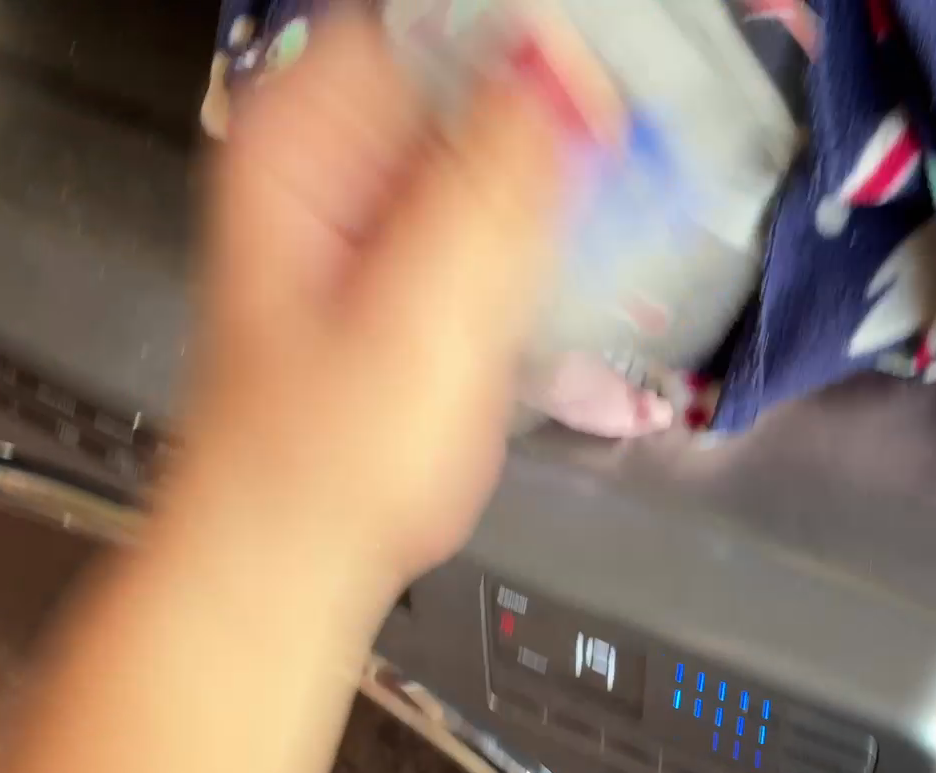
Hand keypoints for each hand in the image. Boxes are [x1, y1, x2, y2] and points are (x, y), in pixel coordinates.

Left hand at [169, 14, 566, 601]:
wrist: (300, 557)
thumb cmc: (333, 460)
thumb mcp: (425, 314)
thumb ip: (498, 183)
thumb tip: (565, 66)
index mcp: (306, 141)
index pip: (431, 23)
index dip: (526, 40)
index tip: (611, 78)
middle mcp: (335, 169)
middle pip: (464, 79)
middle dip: (552, 108)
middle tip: (635, 144)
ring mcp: (376, 227)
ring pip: (486, 152)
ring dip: (555, 172)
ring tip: (617, 204)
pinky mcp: (411, 282)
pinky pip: (489, 221)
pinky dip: (538, 230)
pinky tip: (575, 259)